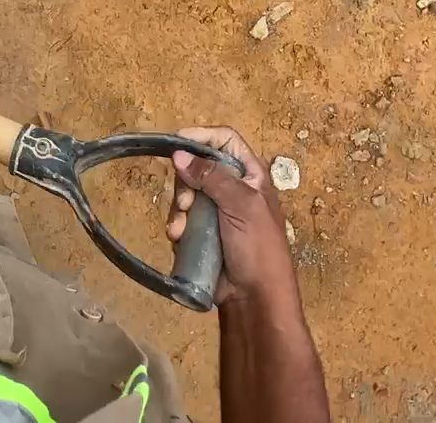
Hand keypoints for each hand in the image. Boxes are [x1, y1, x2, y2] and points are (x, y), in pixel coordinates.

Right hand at [165, 126, 296, 309]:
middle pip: (198, 165)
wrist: (255, 300)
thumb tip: (179, 155)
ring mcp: (217, 210)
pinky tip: (179, 238)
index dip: (203, 136)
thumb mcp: (241, 206)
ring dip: (179, 208)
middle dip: (186, 182)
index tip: (178, 141)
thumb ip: (211, 177)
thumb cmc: (258, 248)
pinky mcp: (203, 230)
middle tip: (185, 203)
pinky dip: (178, 224)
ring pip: (186, 192)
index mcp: (251, 175)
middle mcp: (233, 187)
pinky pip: (182, 216)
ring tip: (181, 229)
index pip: (225, 140)